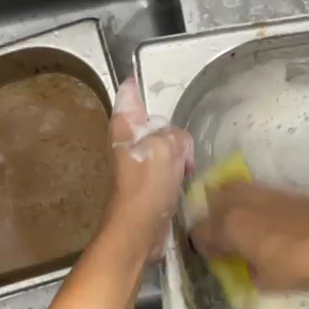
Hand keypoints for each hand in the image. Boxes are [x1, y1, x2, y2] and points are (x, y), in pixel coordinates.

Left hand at [101, 77, 192, 257]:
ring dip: (179, 153)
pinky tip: (184, 179)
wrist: (139, 229)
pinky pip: (169, 165)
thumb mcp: (165, 146)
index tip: (146, 79)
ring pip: (166, 144)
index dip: (137, 84)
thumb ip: (174, 134)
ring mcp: (139, 162)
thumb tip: (177, 145)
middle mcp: (128, 140)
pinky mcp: (150, 181)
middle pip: (156, 121)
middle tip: (180, 146)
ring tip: (184, 167)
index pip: (129, 94)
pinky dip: (178, 169)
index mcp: (124, 126)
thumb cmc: (147, 186)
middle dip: (172, 129)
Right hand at [189, 182, 308, 290]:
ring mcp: (264, 193)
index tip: (214, 258)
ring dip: (232, 205)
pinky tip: (270, 221)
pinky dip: (255, 204)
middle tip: (223, 237)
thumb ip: (248, 272)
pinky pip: (258, 193)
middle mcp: (240, 203)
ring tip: (244, 225)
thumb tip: (248, 267)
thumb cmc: (296, 266)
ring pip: (234, 190)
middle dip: (212, 217)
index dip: (202, 246)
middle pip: (212, 201)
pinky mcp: (286, 191)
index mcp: (228, 225)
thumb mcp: (265, 282)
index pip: (199, 231)